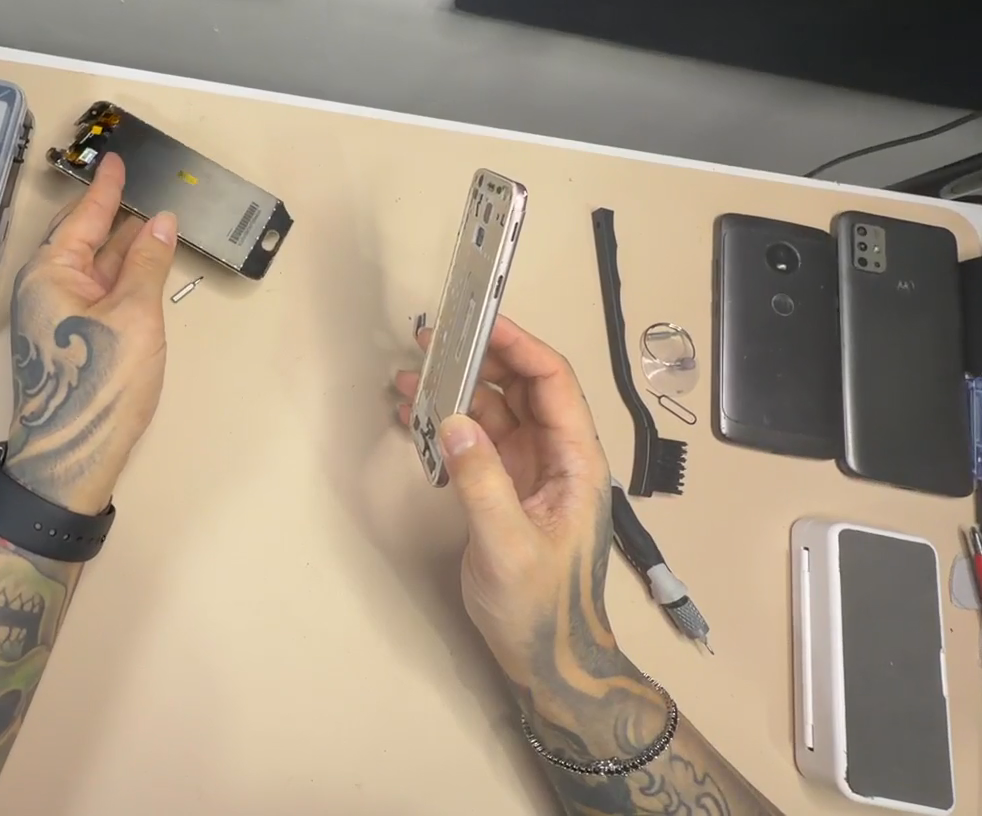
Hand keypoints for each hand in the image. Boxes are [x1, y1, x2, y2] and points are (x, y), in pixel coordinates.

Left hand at [7, 153, 177, 513]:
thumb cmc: (100, 383)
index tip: (116, 161)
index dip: (106, 189)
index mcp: (51, 272)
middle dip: (115, 215)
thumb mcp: (134, 316)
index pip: (85, 217)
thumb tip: (161, 221)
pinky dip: (123, 275)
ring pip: (96, 267)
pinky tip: (144, 267)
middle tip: (142, 188)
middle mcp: (48, 287)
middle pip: (86, 239)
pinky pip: (99, 293)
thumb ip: (148, 264)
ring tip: (154, 222)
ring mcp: (58, 315)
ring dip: (125, 246)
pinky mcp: (71, 338)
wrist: (73, 457)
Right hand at [393, 316, 624, 702]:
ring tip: (406, 379)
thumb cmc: (541, 607)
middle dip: (477, 359)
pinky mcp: (502, 485)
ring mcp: (526, 469)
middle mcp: (553, 454)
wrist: (547, 659)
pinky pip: (473, 439)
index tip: (477, 322)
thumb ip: (482, 482)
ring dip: (452, 391)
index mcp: (575, 460)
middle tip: (428, 343)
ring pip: (491, 410)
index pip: (552, 383)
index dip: (518, 345)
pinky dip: (444, 424)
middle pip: (519, 388)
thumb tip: (451, 420)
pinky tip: (412, 418)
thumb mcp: (509, 546)